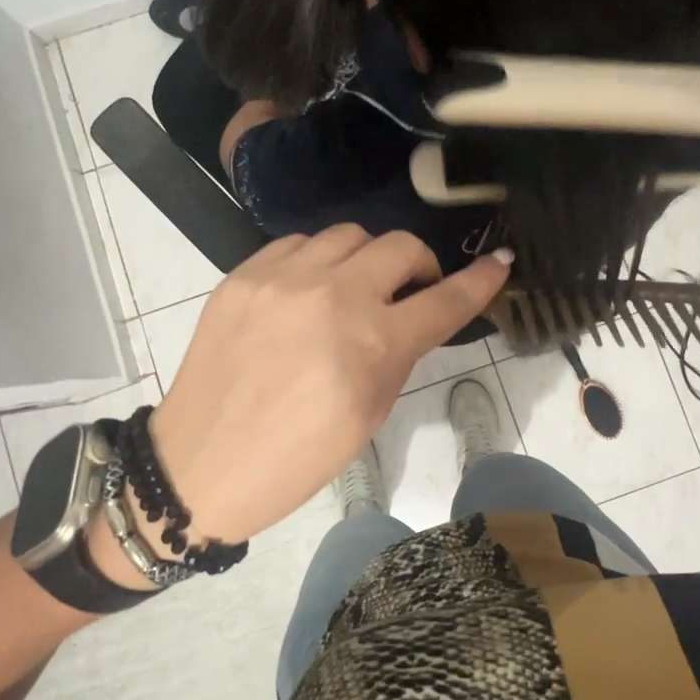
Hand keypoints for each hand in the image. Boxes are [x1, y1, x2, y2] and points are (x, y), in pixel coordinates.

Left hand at [144, 226, 511, 545]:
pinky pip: (296, 244)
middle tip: (412, 290)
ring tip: (355, 288)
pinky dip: (316, 260)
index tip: (499, 265)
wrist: (200, 464)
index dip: (479, 282)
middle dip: (419, 265)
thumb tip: (410, 318)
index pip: (443, 301)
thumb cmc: (295, 459)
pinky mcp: (243, 275)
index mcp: (371, 344)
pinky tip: (308, 289)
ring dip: (366, 258)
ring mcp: (282, 279)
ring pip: (348, 234)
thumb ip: (396, 357)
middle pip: (400, 247)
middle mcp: (332, 296)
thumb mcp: (366, 416)